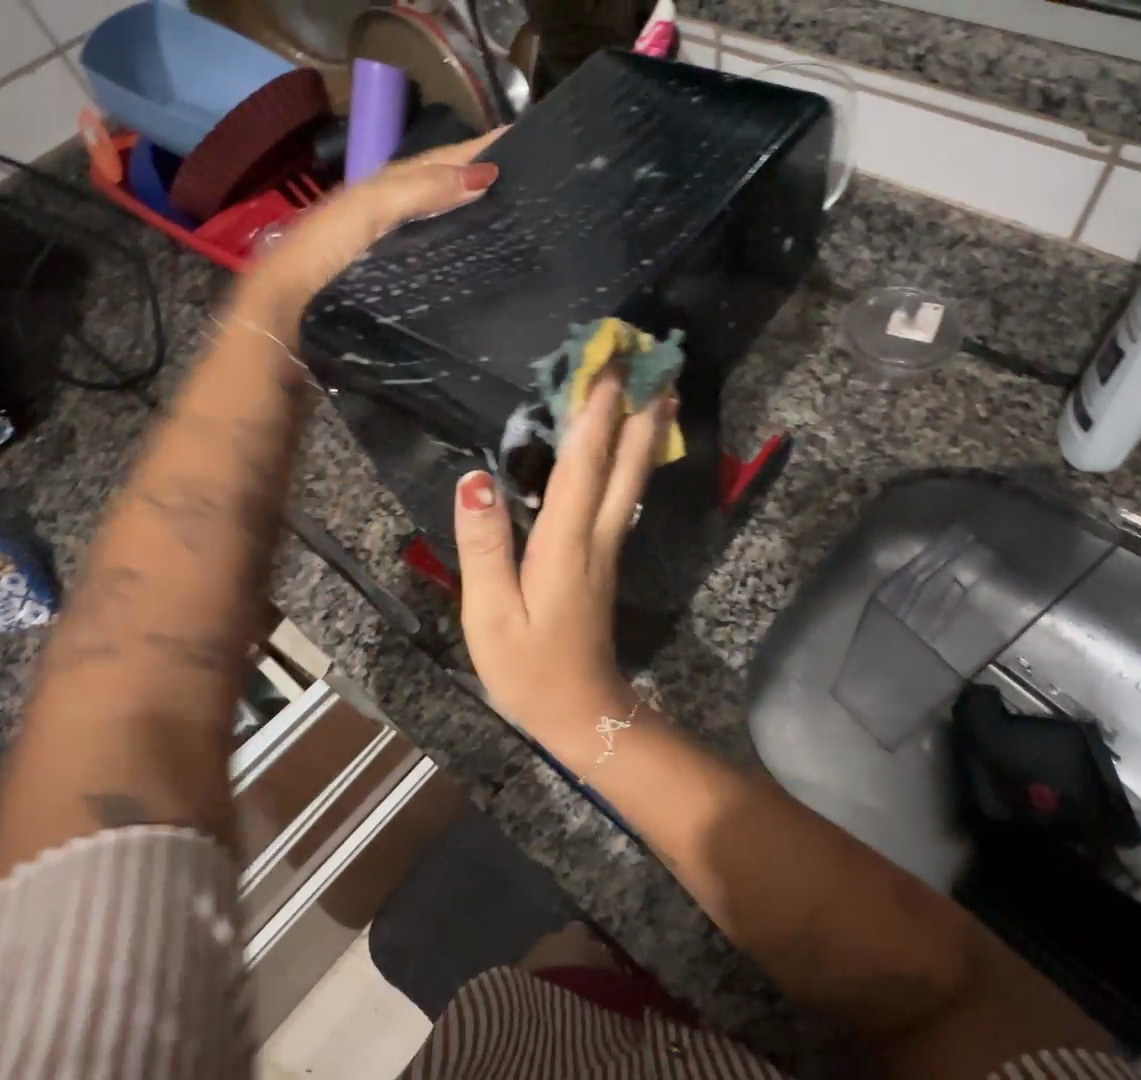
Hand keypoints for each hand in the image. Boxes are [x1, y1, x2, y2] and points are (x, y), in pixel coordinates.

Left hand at [241, 129, 503, 309]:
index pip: (438, 162)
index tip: (526, 143)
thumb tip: (485, 174)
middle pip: (444, 193)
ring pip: (444, 228)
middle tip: (534, 183)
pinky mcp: (394, 293)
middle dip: (484, 183)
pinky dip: (464, 255)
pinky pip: (439, 263)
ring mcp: (391, 257)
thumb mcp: (367, 210)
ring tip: (523, 220)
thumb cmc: (321, 257)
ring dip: (479, 220)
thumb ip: (418, 189)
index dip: (476, 150)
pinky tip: (486, 263)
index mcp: (381, 191)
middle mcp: (388, 218)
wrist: (284, 321)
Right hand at [453, 370, 676, 736]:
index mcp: (566, 545)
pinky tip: (635, 449)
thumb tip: (475, 478)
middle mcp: (597, 538)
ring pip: (633, 480)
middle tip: (657, 361)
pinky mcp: (607, 559)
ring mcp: (608, 549)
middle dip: (640, 410)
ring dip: (647, 432)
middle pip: (625, 465)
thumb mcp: (489, 614)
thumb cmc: (528, 669)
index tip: (610, 364)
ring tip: (664, 391)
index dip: (596, 413)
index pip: (584, 466)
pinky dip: (633, 462)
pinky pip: (625, 498)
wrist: (582, 712)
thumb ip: (484, 547)